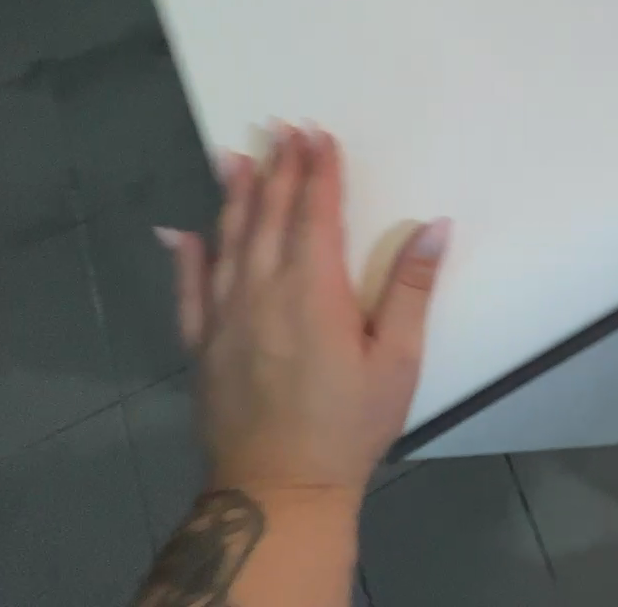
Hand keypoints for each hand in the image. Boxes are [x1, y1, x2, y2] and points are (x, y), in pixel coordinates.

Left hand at [155, 124, 449, 501]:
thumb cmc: (353, 419)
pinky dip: (186, 257)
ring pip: (226, 246)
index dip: (319, 175)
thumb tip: (435, 225)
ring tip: (237, 158)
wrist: (279, 487)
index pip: (316, 219)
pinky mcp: (203, 347)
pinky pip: (189, 292)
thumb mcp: (398, 356)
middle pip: (269, 222)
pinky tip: (181, 231)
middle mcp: (261, 299)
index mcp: (312, 296)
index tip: (319, 136)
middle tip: (281, 128)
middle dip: (279, 172)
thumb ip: (411, 287)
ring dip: (234, 199)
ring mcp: (224, 323)